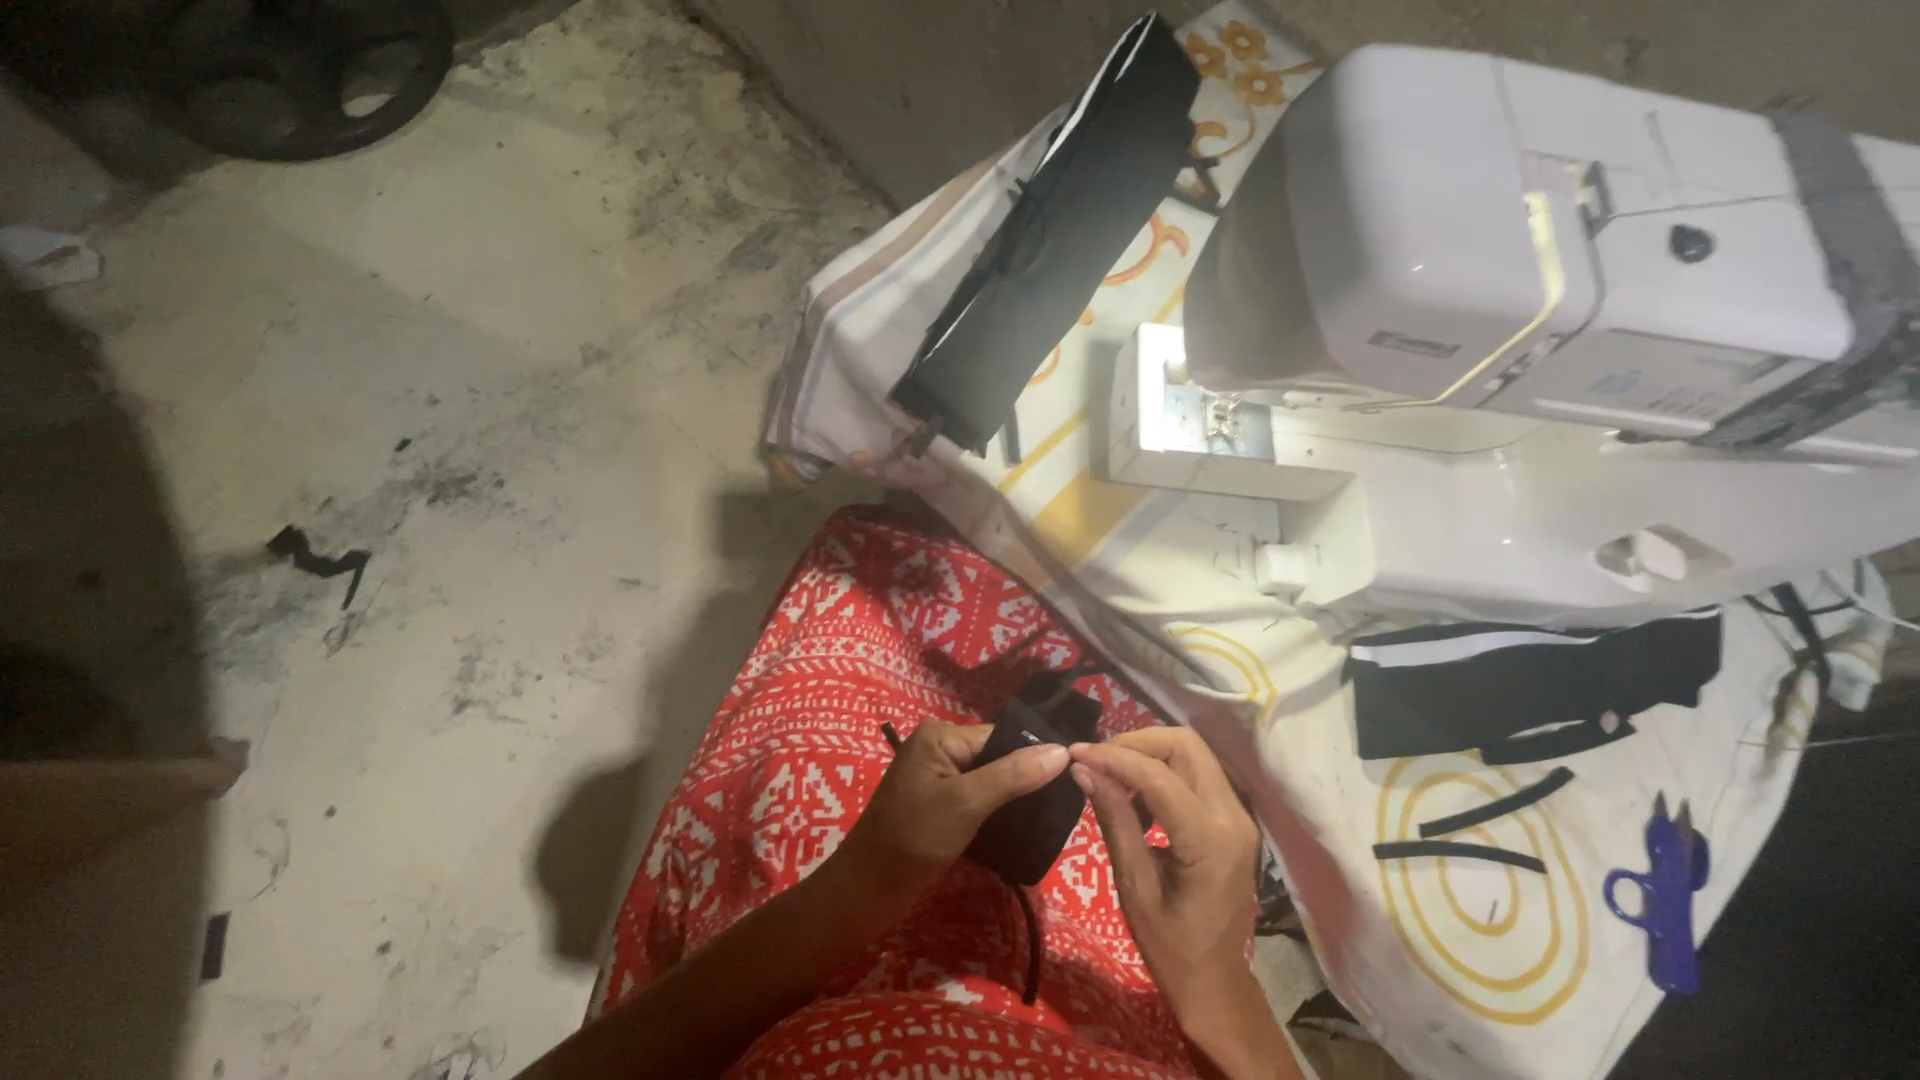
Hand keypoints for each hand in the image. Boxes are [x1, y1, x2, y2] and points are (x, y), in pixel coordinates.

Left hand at [829, 719, 1069, 911]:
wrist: (867, 890)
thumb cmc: (913, 839)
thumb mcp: (966, 803)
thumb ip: (1013, 775)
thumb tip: (1062, 750)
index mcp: (940, 736)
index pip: (1001, 737)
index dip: (1034, 757)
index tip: (1072, 778)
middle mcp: (939, 748)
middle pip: (997, 756)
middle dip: (1026, 779)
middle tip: (1065, 804)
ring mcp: (938, 778)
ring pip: (991, 780)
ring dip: (1015, 798)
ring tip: (1050, 818)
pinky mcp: (940, 805)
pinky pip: (980, 798)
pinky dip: (998, 811)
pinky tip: (1023, 828)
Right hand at [1072, 728, 1293, 1079]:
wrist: (1214, 982)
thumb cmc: (1170, 946)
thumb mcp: (1133, 885)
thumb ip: (1114, 820)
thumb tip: (1083, 770)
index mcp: (1209, 842)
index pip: (1159, 776)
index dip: (1115, 758)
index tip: (1076, 753)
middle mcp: (1233, 818)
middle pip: (1186, 746)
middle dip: (1136, 743)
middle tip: (1097, 760)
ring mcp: (1238, 817)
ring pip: (1192, 754)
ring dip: (1149, 753)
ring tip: (1111, 776)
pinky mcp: (1232, 819)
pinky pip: (1197, 774)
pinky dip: (1163, 770)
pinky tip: (1135, 795)